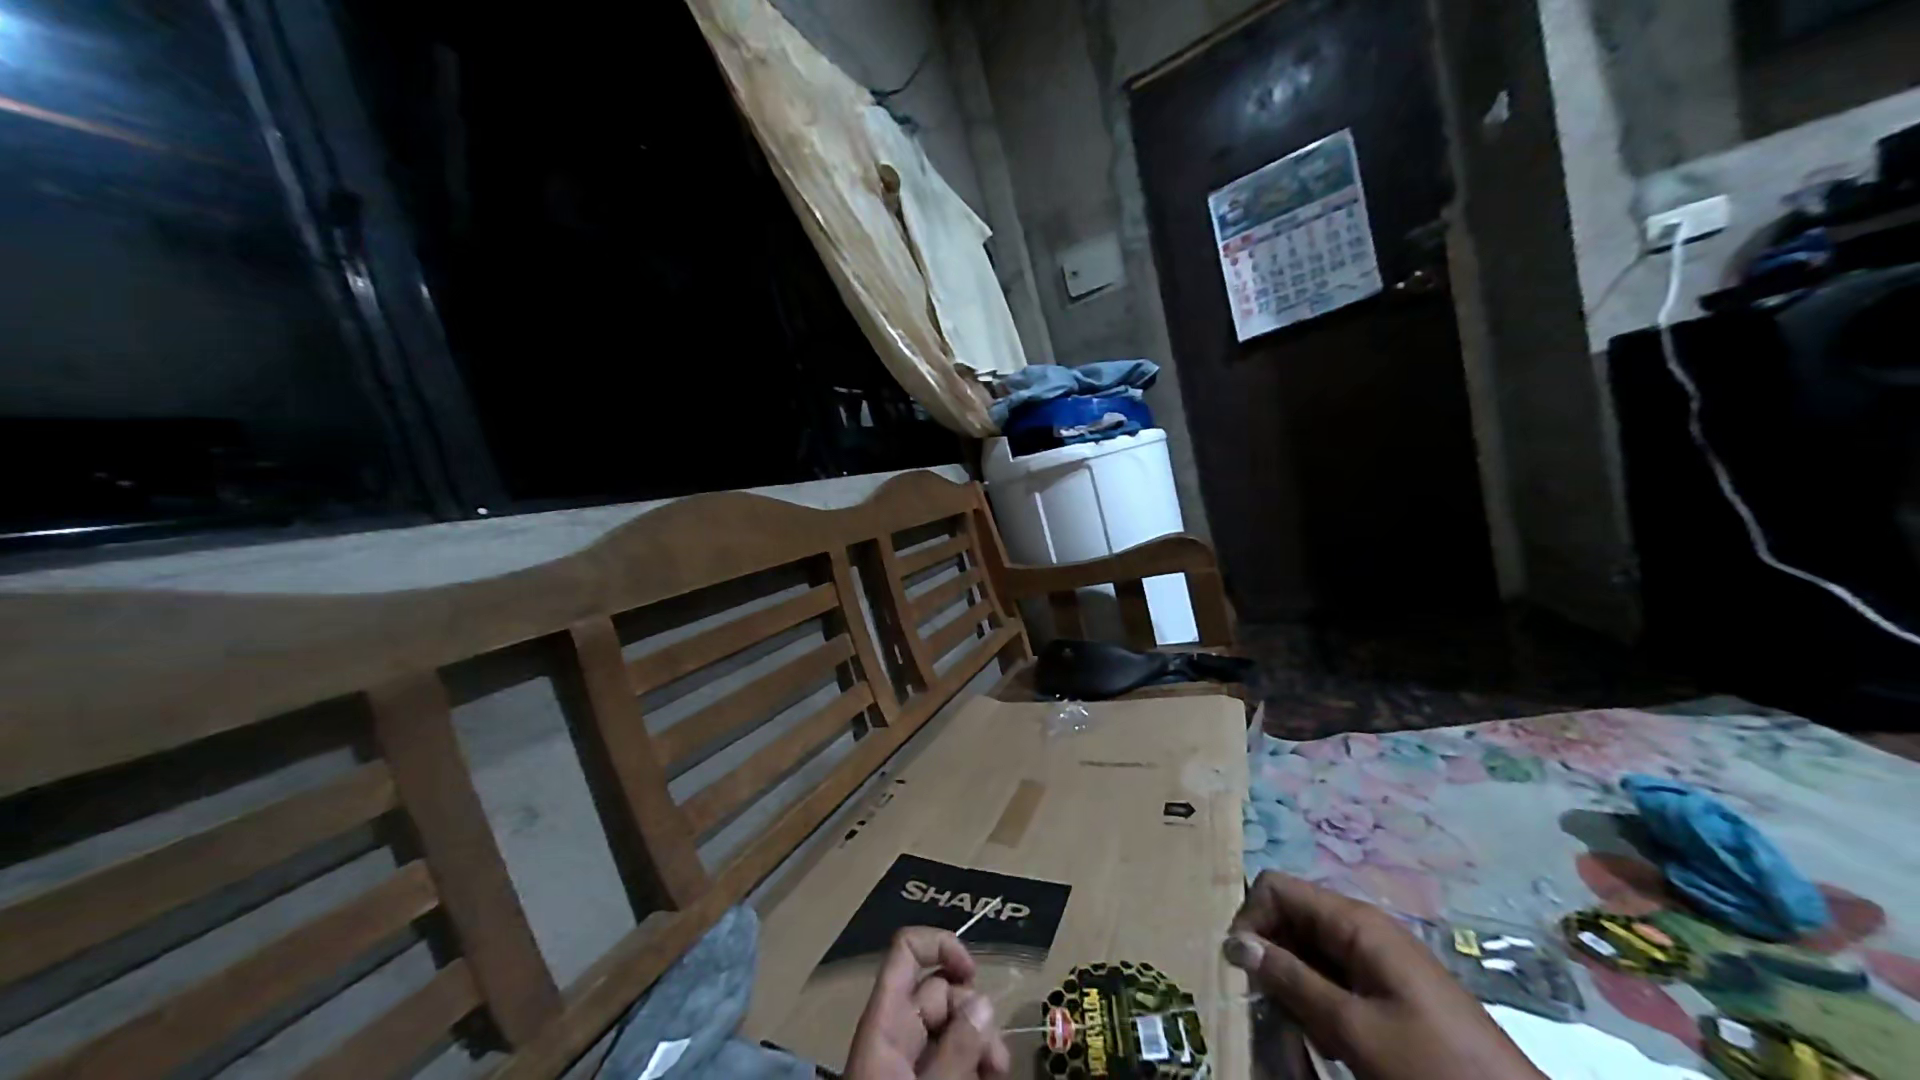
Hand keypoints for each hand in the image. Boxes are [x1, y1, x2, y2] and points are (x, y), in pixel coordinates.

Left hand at [845, 927, 1011, 1079]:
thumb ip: (955, 1049)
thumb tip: (982, 1001)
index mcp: (883, 1020)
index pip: (905, 950)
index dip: (940, 946)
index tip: (973, 972)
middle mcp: (894, 1030)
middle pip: (939, 991)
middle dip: (975, 1012)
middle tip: (998, 1057)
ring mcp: (905, 1057)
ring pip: (951, 1024)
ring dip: (980, 1041)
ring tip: (998, 1072)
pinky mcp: (917, 1077)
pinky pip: (949, 1054)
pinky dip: (971, 1062)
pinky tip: (988, 1078)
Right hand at [1224, 873, 1545, 1079]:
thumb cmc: (1433, 1066)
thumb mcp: (1353, 1028)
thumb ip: (1291, 980)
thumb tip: (1236, 942)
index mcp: (1355, 921)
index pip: (1277, 887)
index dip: (1251, 919)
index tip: (1244, 970)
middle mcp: (1363, 927)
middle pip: (1291, 916)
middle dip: (1272, 956)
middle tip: (1276, 1008)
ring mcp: (1378, 957)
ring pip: (1309, 949)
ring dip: (1294, 984)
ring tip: (1308, 1031)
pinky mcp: (1389, 986)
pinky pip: (1334, 975)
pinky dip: (1319, 1000)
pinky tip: (1331, 1038)